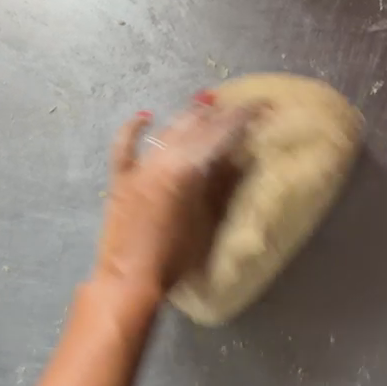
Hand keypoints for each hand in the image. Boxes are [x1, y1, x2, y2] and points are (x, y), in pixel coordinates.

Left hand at [95, 97, 266, 296]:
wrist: (128, 282)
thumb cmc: (176, 259)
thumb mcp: (209, 221)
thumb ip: (222, 185)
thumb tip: (239, 156)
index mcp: (188, 168)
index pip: (223, 132)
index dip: (245, 116)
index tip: (265, 106)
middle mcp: (164, 159)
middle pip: (197, 126)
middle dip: (222, 113)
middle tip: (243, 106)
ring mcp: (140, 166)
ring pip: (169, 131)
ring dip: (190, 116)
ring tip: (208, 103)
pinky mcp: (121, 178)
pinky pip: (125, 146)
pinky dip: (134, 128)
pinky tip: (145, 115)